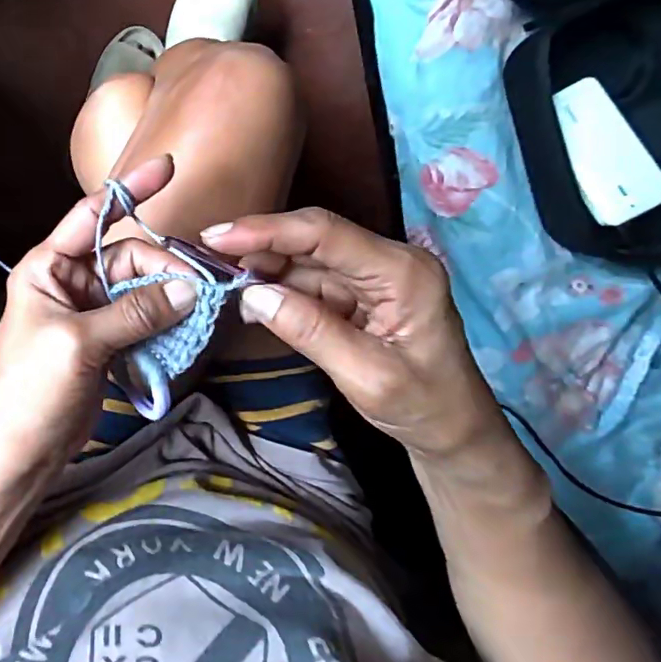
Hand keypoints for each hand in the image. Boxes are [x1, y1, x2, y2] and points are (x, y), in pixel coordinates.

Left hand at [0, 156, 196, 493]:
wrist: (21, 452)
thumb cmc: (32, 390)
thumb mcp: (80, 344)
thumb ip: (134, 313)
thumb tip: (190, 289)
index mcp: (47, 268)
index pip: (90, 215)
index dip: (128, 190)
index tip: (167, 167)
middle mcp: (68, 282)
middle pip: (126, 257)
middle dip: (164, 267)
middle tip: (201, 290)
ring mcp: (88, 312)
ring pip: (140, 289)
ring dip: (169, 297)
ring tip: (201, 310)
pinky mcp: (105, 341)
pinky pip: (142, 319)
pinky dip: (164, 323)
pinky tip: (187, 330)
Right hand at [201, 208, 502, 456]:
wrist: (453, 431)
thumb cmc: (423, 406)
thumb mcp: (367, 376)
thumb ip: (310, 331)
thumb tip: (252, 295)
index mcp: (401, 272)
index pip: (324, 234)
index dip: (267, 230)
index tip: (217, 236)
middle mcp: (387, 262)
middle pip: (311, 239)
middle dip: (258, 246)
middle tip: (207, 258)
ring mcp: (371, 276)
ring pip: (304, 258)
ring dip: (263, 268)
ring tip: (223, 283)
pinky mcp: (357, 292)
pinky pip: (308, 280)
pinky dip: (276, 288)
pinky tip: (251, 301)